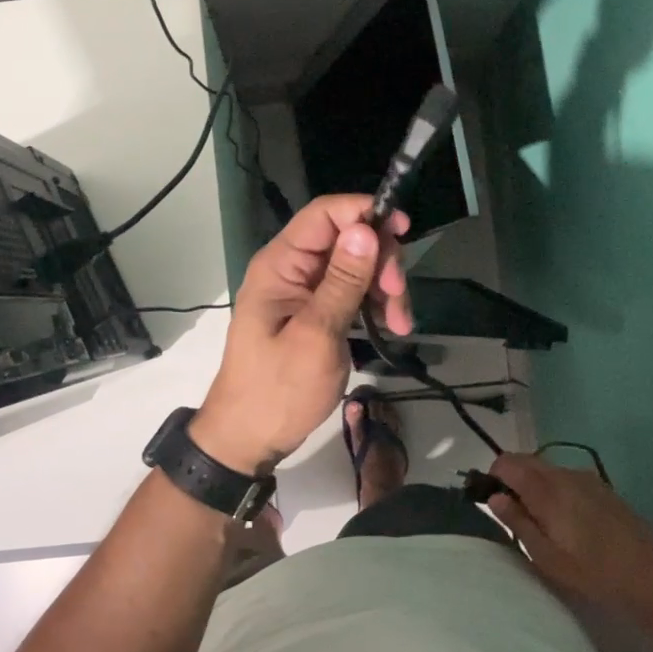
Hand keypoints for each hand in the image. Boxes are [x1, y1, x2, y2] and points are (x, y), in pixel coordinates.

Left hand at [189, 195, 411, 473]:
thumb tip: (366, 228)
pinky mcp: (314, 314)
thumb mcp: (317, 334)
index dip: (365, 213)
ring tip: (399, 324)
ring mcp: (302, 293)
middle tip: (398, 297)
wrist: (248, 438)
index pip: (325, 214)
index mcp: (280, 265)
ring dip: (383, 288)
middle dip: (380, 260)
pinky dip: (373, 306)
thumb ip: (343, 281)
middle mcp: (290, 270)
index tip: (404, 231)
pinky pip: (350, 294)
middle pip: (346, 239)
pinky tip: (391, 329)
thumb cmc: (278, 390)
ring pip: (354, 267)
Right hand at [486, 452, 652, 603]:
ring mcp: (586, 478)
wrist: (651, 574)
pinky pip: (566, 478)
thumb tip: (495, 497)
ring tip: (541, 521)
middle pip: (526, 461)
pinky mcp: (602, 487)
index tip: (494, 501)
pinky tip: (567, 520)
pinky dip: (555, 488)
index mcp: (546, 489)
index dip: (494, 476)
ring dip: (534, 484)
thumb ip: (517, 522)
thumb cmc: (592, 570)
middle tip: (514, 514)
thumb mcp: (545, 555)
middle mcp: (564, 474)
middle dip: (512, 478)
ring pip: (546, 469)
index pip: (507, 462)